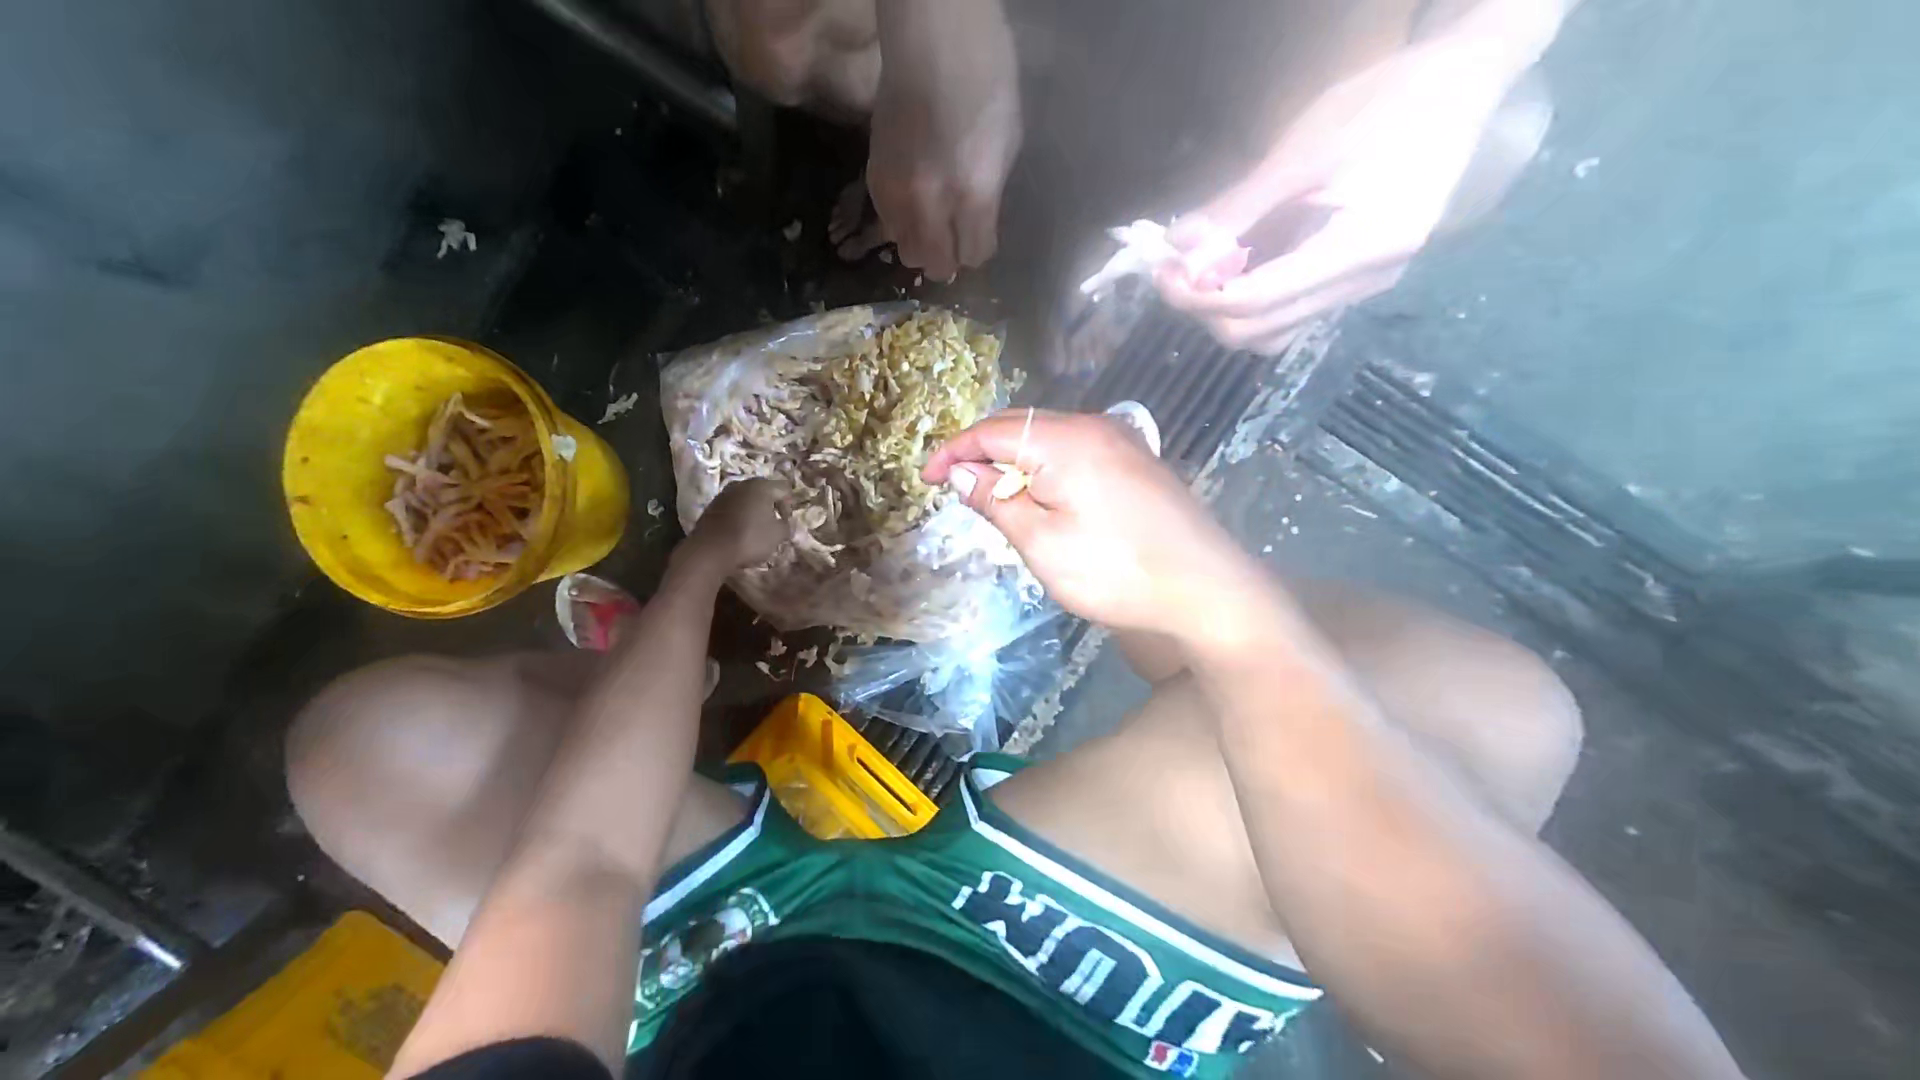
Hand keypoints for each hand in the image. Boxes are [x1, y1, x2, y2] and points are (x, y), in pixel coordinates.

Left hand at [690, 479, 786, 570]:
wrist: (710, 551)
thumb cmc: (750, 538)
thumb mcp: (778, 535)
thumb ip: (786, 525)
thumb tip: (783, 523)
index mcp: (761, 486)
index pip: (784, 489)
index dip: (789, 506)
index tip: (786, 522)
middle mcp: (741, 484)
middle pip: (763, 491)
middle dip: (770, 506)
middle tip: (774, 524)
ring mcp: (723, 494)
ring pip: (746, 499)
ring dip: (753, 511)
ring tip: (756, 529)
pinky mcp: (711, 507)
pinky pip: (732, 508)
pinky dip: (739, 516)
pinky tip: (739, 532)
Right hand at [866, 0, 1020, 280]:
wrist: (933, 43)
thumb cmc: (985, 84)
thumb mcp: (1006, 147)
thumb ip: (988, 199)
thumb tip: (975, 227)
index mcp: (974, 197)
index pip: (974, 255)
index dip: (978, 249)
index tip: (978, 236)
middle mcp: (932, 206)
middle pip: (936, 264)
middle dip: (949, 256)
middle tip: (953, 236)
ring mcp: (898, 196)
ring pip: (906, 252)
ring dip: (921, 243)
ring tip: (930, 221)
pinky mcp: (874, 181)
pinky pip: (887, 225)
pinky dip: (901, 222)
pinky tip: (911, 200)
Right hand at [923, 410, 1255, 632]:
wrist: (1207, 590)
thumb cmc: (1115, 570)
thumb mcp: (1041, 542)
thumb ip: (996, 500)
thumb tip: (959, 472)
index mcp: (1064, 439)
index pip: (991, 430)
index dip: (953, 452)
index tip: (926, 479)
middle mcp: (1093, 426)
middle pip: (1020, 425)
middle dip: (981, 452)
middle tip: (955, 488)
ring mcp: (1120, 441)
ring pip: (1047, 437)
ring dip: (1013, 459)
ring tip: (991, 495)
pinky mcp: (1135, 462)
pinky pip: (1073, 450)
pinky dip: (1044, 466)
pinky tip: (1040, 495)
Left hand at [1157, 38, 1518, 353]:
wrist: (1462, 86)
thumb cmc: (1387, 104)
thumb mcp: (1302, 150)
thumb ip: (1238, 206)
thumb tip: (1178, 244)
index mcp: (1361, 248)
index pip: (1257, 302)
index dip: (1199, 297)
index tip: (1163, 273)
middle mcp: (1363, 283)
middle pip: (1260, 330)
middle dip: (1205, 308)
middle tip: (1172, 272)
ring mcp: (1362, 287)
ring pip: (1272, 331)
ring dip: (1225, 311)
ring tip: (1198, 272)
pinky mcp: (1355, 280)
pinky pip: (1290, 313)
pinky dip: (1251, 301)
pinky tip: (1233, 269)